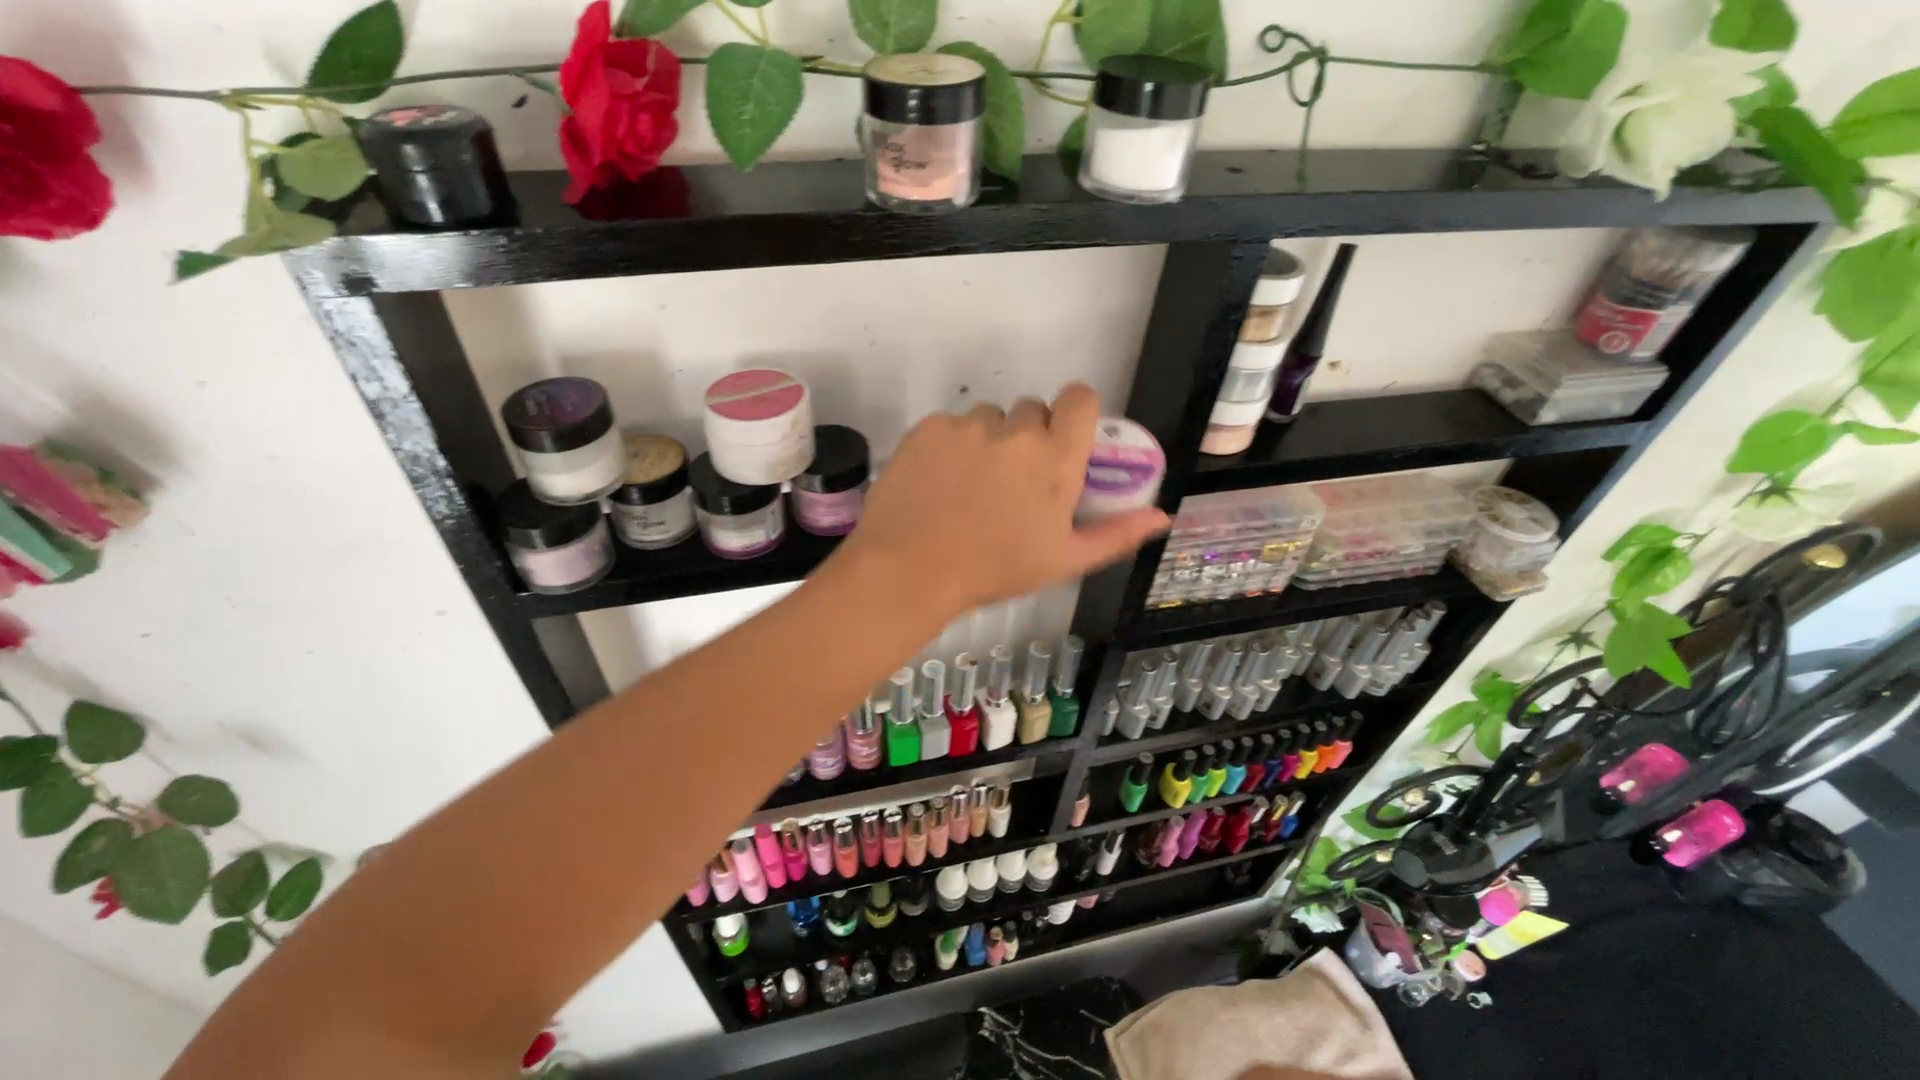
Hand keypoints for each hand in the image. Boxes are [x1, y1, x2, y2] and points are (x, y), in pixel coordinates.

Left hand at [830, 383, 1170, 622]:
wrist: (908, 570)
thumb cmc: (994, 570)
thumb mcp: (1063, 560)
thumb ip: (1116, 534)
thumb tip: (1162, 517)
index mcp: (1055, 458)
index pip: (1080, 397)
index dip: (1074, 414)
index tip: (1063, 442)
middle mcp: (1015, 430)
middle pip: (1032, 410)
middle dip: (1029, 436)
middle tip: (1012, 482)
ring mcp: (968, 426)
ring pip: (989, 417)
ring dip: (988, 440)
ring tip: (970, 487)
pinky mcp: (928, 428)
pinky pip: (950, 425)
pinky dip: (950, 446)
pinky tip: (939, 484)